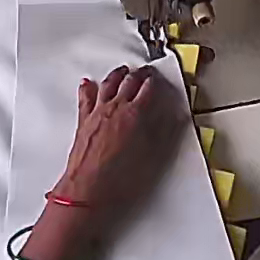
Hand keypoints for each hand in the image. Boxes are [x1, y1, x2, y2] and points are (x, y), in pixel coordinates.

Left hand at [44, 64, 177, 219]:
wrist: (87, 189)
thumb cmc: (118, 178)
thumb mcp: (152, 157)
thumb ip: (164, 133)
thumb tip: (175, 119)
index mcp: (135, 115)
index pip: (149, 89)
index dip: (155, 81)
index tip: (159, 79)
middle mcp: (116, 108)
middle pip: (129, 82)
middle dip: (139, 74)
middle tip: (145, 71)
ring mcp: (98, 112)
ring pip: (108, 84)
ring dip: (117, 74)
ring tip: (122, 70)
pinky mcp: (84, 120)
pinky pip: (86, 97)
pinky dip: (88, 88)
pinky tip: (88, 83)